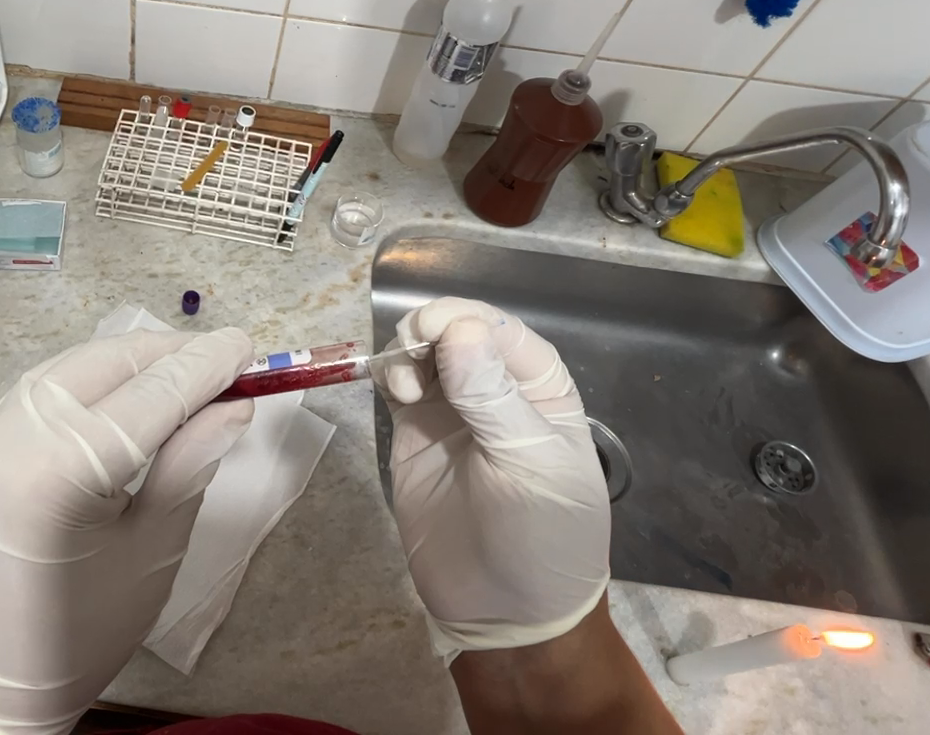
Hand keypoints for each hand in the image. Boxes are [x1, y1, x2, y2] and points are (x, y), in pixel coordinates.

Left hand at [0, 329, 255, 734]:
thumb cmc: (82, 629)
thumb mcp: (152, 549)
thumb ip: (190, 463)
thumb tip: (234, 406)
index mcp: (55, 473)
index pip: (149, 396)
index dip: (203, 367)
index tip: (245, 346)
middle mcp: (12, 434)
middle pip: (109, 363)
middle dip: (171, 354)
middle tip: (224, 359)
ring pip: (77, 363)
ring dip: (135, 359)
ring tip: (187, 368)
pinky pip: (49, 383)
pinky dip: (97, 374)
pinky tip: (131, 383)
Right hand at [376, 298, 609, 660]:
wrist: (502, 610)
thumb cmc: (540, 537)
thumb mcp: (530, 468)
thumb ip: (493, 398)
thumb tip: (459, 329)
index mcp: (539, 389)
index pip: (502, 330)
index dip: (466, 320)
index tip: (434, 331)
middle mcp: (494, 387)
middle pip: (456, 329)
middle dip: (429, 330)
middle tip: (412, 359)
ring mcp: (450, 407)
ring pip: (422, 348)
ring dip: (406, 349)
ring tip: (403, 387)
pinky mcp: (413, 428)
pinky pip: (396, 380)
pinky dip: (388, 371)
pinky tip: (394, 391)